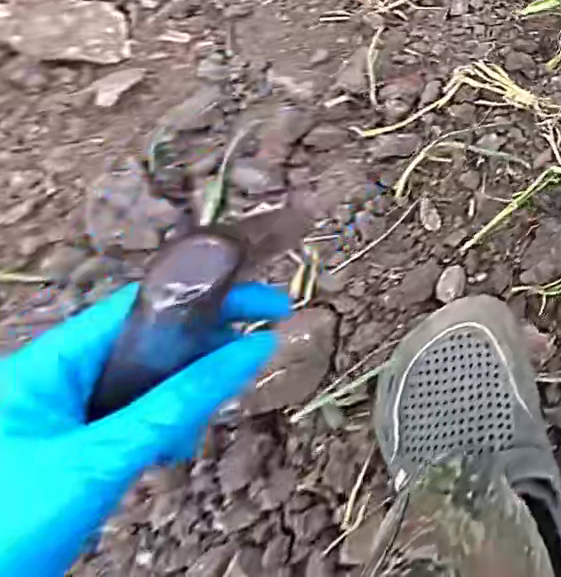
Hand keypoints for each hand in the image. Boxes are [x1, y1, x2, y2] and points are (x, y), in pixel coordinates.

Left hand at [0, 282, 289, 576]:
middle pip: (150, 340)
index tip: (273, 309)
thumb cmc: (6, 525)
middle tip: (243, 373)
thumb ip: (186, 397)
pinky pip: (133, 410)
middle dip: (205, 356)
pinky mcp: (63, 442)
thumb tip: (263, 343)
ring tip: (193, 430)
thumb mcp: (106, 457)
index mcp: (42, 368)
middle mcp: (47, 380)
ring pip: (147, 378)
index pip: (143, 304)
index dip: (213, 296)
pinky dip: (166, 421)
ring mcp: (52, 414)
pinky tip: (170, 446)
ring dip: (188, 396)